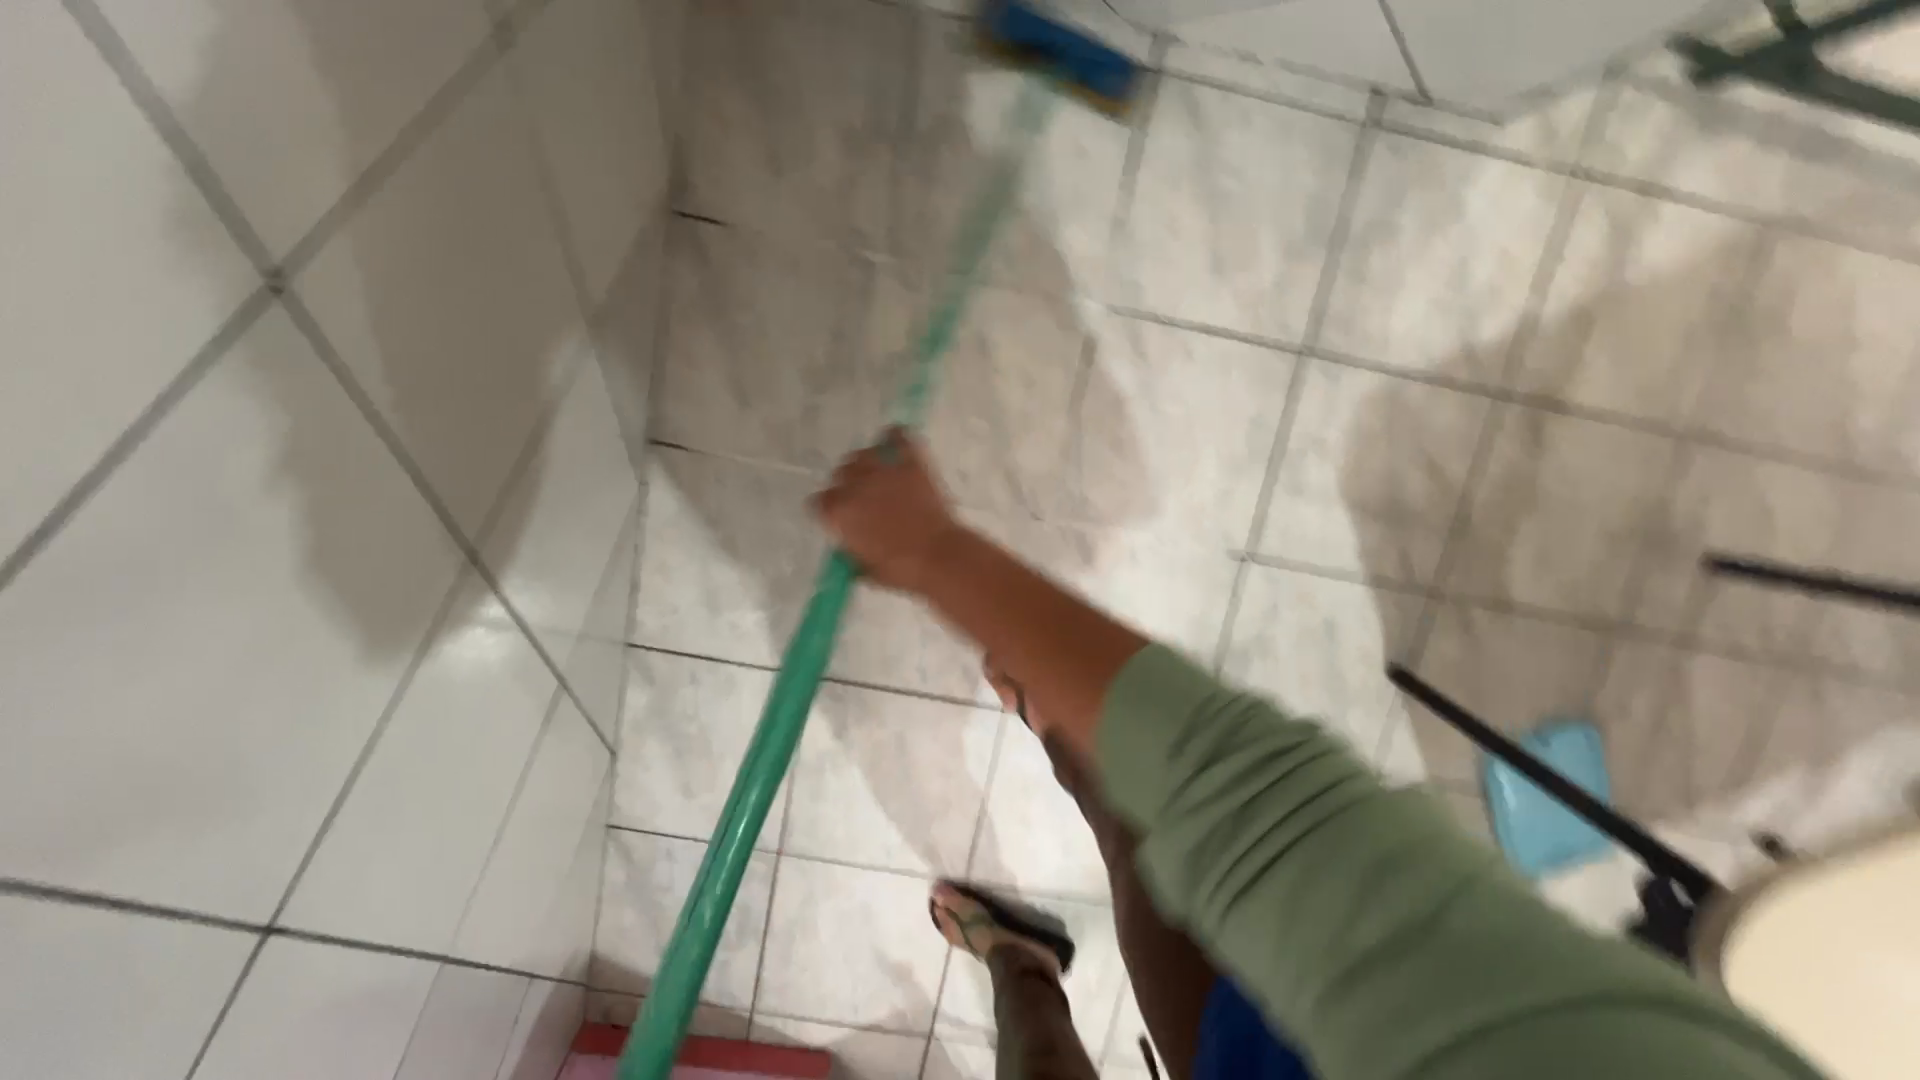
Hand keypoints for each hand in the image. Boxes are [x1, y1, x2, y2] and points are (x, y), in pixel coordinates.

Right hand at [812, 429, 967, 593]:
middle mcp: (854, 486)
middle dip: (849, 485)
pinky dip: (895, 437)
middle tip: (866, 498)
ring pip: (863, 454)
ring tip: (879, 474)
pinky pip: (898, 436)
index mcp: (838, 513)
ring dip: (867, 463)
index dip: (831, 509)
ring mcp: (882, 471)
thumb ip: (854, 555)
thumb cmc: (902, 571)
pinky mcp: (910, 463)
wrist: (940, 557)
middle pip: (840, 474)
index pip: (819, 502)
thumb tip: (854, 551)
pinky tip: (896, 441)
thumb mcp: (866, 571)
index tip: (843, 516)